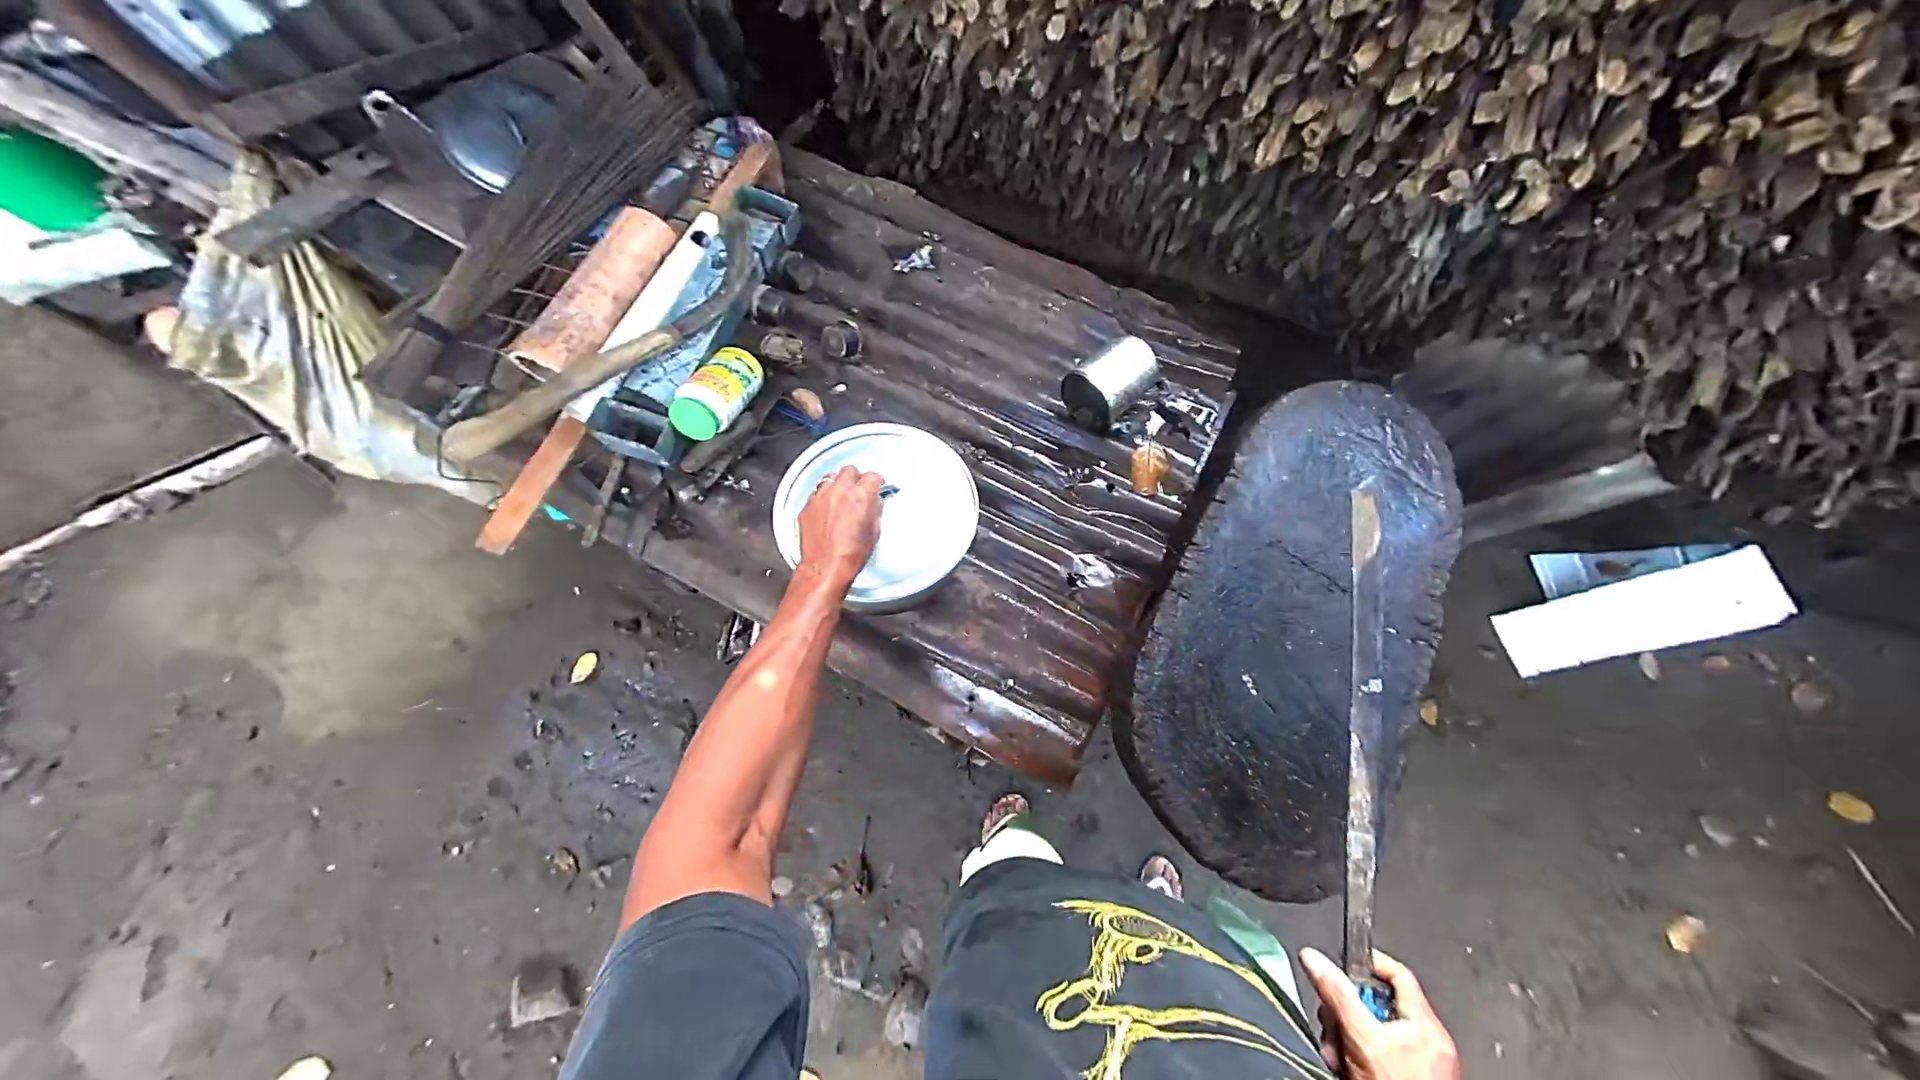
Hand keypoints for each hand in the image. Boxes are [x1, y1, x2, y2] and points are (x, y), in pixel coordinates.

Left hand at [798, 466, 883, 589]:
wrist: (826, 567)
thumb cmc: (851, 554)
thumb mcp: (874, 531)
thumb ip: (874, 510)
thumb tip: (874, 502)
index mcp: (860, 496)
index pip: (873, 476)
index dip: (877, 481)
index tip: (877, 485)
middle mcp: (839, 491)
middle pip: (849, 470)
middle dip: (856, 477)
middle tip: (859, 488)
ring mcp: (820, 497)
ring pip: (830, 478)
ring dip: (838, 484)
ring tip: (841, 496)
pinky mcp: (807, 506)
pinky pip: (816, 493)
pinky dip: (823, 497)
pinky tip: (827, 509)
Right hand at [1299, 948, 1459, 1079]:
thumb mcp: (1361, 1036)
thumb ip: (1337, 993)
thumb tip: (1314, 959)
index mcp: (1425, 1026)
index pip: (1396, 973)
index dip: (1367, 963)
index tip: (1342, 965)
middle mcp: (1425, 1042)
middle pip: (1375, 1001)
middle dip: (1344, 1009)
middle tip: (1334, 1022)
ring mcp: (1415, 1063)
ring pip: (1369, 1028)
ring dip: (1343, 1035)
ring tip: (1338, 1053)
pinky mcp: (1403, 1077)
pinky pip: (1372, 1052)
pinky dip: (1353, 1054)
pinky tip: (1344, 1066)